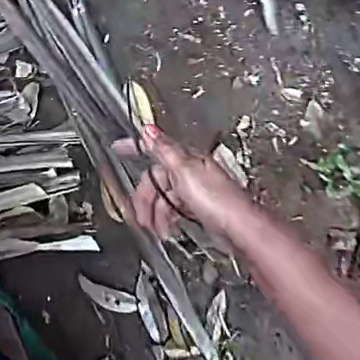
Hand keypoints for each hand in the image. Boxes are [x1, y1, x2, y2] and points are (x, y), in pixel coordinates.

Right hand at [112, 125, 258, 239]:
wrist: (240, 230)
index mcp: (186, 159)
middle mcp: (191, 171)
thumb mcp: (183, 172)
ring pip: (164, 197)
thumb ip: (164, 151)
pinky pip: (175, 209)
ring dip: (155, 213)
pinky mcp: (201, 208)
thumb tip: (148, 129)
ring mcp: (196, 190)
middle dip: (143, 197)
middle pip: (156, 179)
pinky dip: (167, 219)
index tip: (118, 148)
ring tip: (153, 228)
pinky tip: (166, 229)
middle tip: (136, 214)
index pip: (155, 148)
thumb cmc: (218, 200)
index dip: (135, 148)